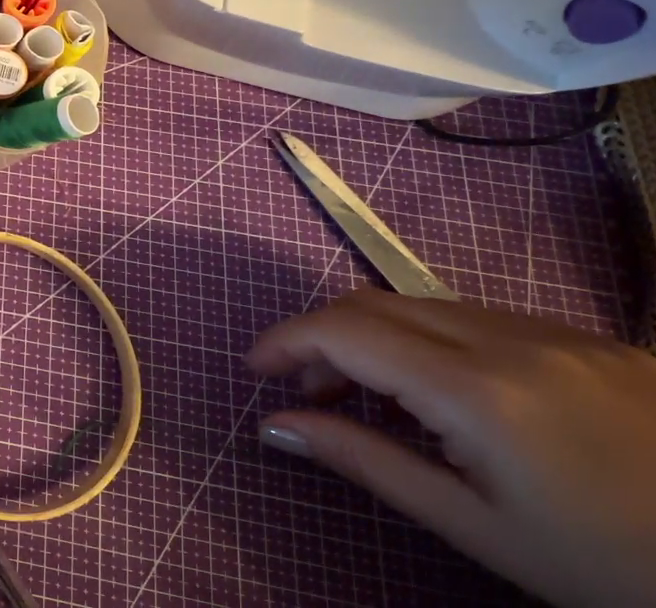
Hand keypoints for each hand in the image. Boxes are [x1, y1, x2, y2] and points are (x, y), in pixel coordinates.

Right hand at [247, 289, 655, 607]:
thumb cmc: (611, 563)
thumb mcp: (477, 527)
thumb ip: (364, 462)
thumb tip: (275, 424)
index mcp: (479, 389)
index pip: (345, 330)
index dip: (285, 341)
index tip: (254, 371)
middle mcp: (513, 340)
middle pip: (375, 302)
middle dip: (321, 335)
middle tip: (305, 388)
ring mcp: (562, 335)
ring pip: (424, 304)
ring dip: (373, 333)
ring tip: (369, 394)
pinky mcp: (598, 343)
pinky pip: (480, 318)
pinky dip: (429, 338)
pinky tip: (445, 392)